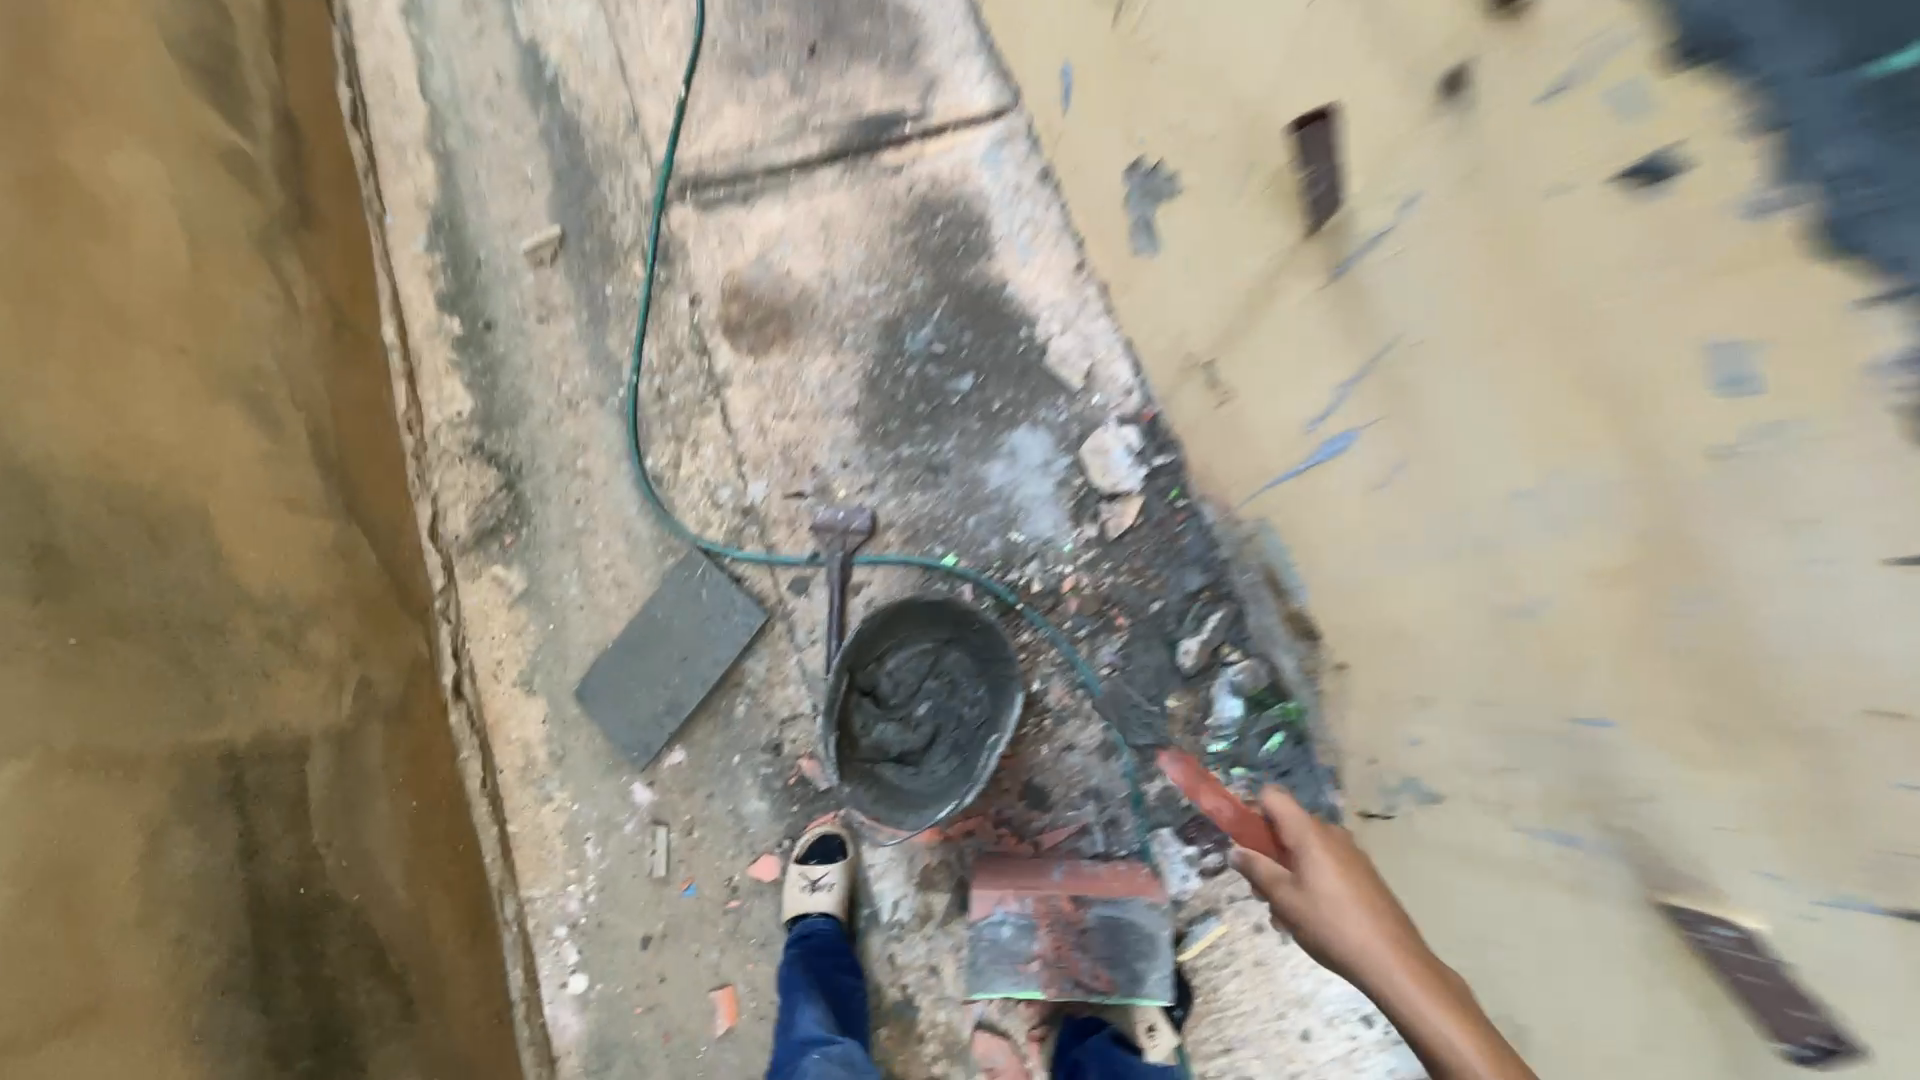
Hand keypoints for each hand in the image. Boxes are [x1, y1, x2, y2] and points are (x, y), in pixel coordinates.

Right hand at [1231, 787, 1538, 1079]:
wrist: (1395, 963)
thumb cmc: (1331, 925)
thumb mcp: (1283, 899)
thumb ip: (1256, 869)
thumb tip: (1235, 850)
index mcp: (1309, 832)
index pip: (1272, 796)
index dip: (1251, 810)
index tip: (1242, 840)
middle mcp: (1331, 834)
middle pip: (1287, 826)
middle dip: (1267, 852)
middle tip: (1260, 889)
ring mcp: (1350, 854)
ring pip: (1304, 850)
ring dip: (1286, 872)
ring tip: (1284, 913)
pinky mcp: (1363, 875)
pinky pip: (1324, 865)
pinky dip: (1309, 882)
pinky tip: (1309, 919)